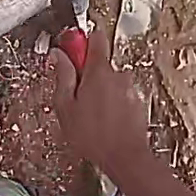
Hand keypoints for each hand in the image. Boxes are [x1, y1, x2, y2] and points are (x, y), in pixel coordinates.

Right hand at [47, 32, 152, 175]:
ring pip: (108, 82)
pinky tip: (102, 121)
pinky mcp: (136, 103)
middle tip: (74, 96)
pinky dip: (110, 104)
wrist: (125, 158)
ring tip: (88, 114)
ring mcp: (129, 89)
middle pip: (99, 63)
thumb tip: (58, 55)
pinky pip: (118, 95)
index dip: (80, 42)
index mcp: (99, 71)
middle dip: (85, 75)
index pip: (94, 38)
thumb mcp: (65, 105)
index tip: (69, 52)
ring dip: (98, 92)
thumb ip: (62, 75)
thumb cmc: (93, 135)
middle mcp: (118, 75)